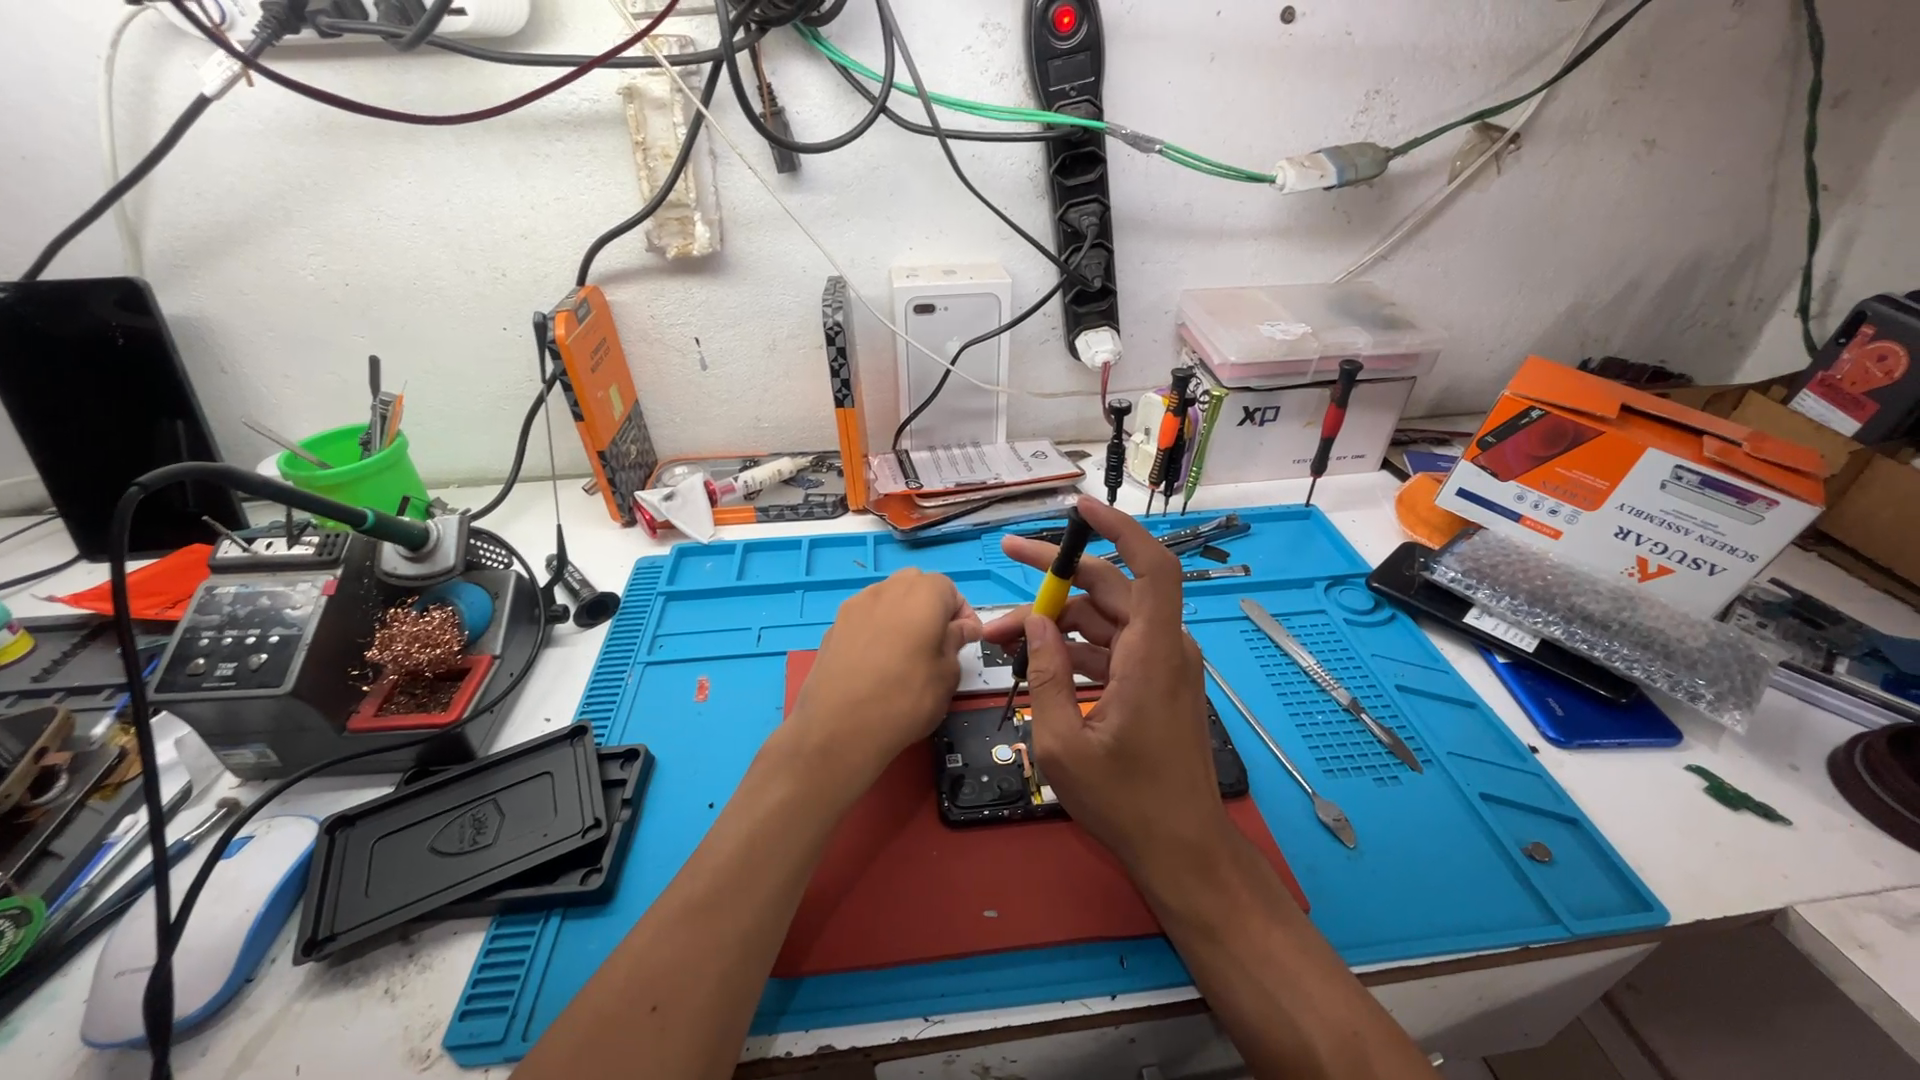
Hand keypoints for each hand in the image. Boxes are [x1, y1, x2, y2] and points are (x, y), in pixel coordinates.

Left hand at [790, 568, 980, 781]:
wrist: (840, 728)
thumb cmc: (906, 700)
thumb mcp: (947, 674)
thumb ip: (955, 642)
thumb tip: (961, 627)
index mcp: (921, 595)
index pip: (949, 588)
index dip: (961, 612)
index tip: (965, 639)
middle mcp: (886, 590)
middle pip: (915, 585)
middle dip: (930, 607)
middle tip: (938, 643)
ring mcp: (854, 606)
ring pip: (887, 598)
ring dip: (902, 615)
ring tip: (907, 653)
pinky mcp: (833, 627)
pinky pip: (865, 618)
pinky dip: (877, 630)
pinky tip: (877, 663)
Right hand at [982, 497, 1232, 870]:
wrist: (1181, 849)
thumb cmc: (1125, 800)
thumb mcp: (1062, 742)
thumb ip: (1045, 674)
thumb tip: (1034, 622)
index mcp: (1152, 654)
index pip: (1150, 565)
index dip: (1118, 528)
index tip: (1078, 508)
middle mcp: (1164, 649)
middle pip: (1112, 589)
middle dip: (1056, 575)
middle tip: (1007, 559)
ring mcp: (1163, 668)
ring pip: (1107, 621)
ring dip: (1058, 622)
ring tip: (1003, 636)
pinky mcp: (1157, 687)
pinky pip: (1114, 650)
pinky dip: (1077, 650)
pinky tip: (1037, 662)